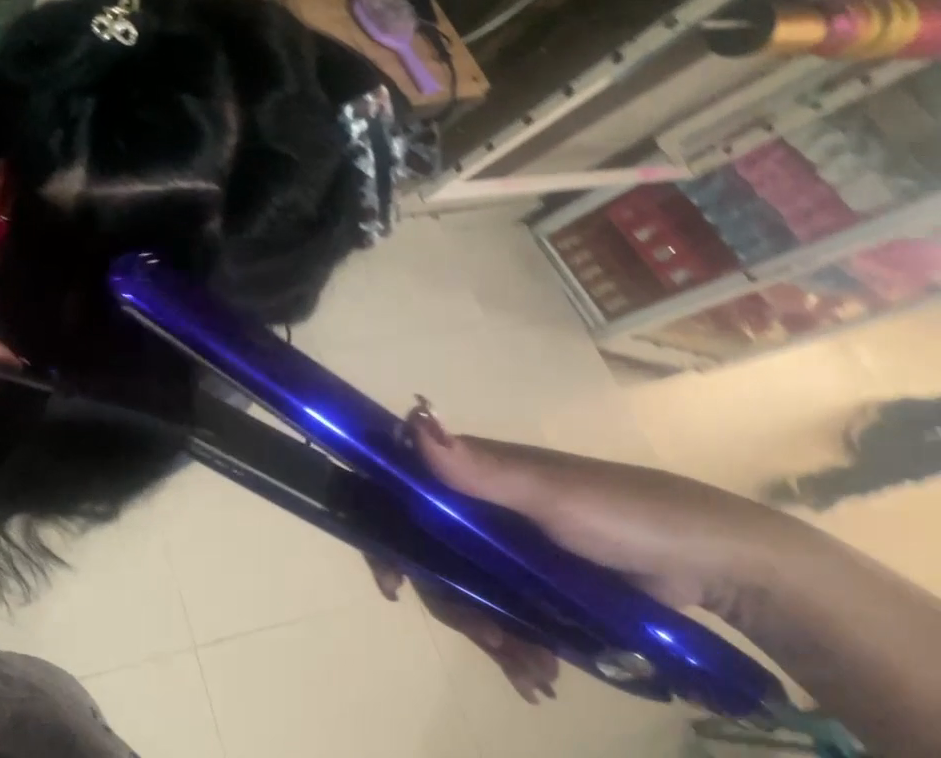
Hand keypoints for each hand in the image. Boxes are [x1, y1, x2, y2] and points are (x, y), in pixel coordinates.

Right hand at [368, 407, 796, 702]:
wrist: (717, 562)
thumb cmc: (626, 514)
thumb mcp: (551, 493)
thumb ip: (482, 468)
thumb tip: (416, 425)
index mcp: (473, 478)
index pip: (404, 498)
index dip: (386, 535)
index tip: (393, 579)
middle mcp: (481, 512)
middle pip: (432, 559)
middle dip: (452, 604)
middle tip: (487, 638)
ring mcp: (510, 553)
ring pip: (469, 594)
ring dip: (488, 634)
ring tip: (529, 670)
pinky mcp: (541, 588)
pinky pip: (507, 618)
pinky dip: (517, 650)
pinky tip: (538, 677)